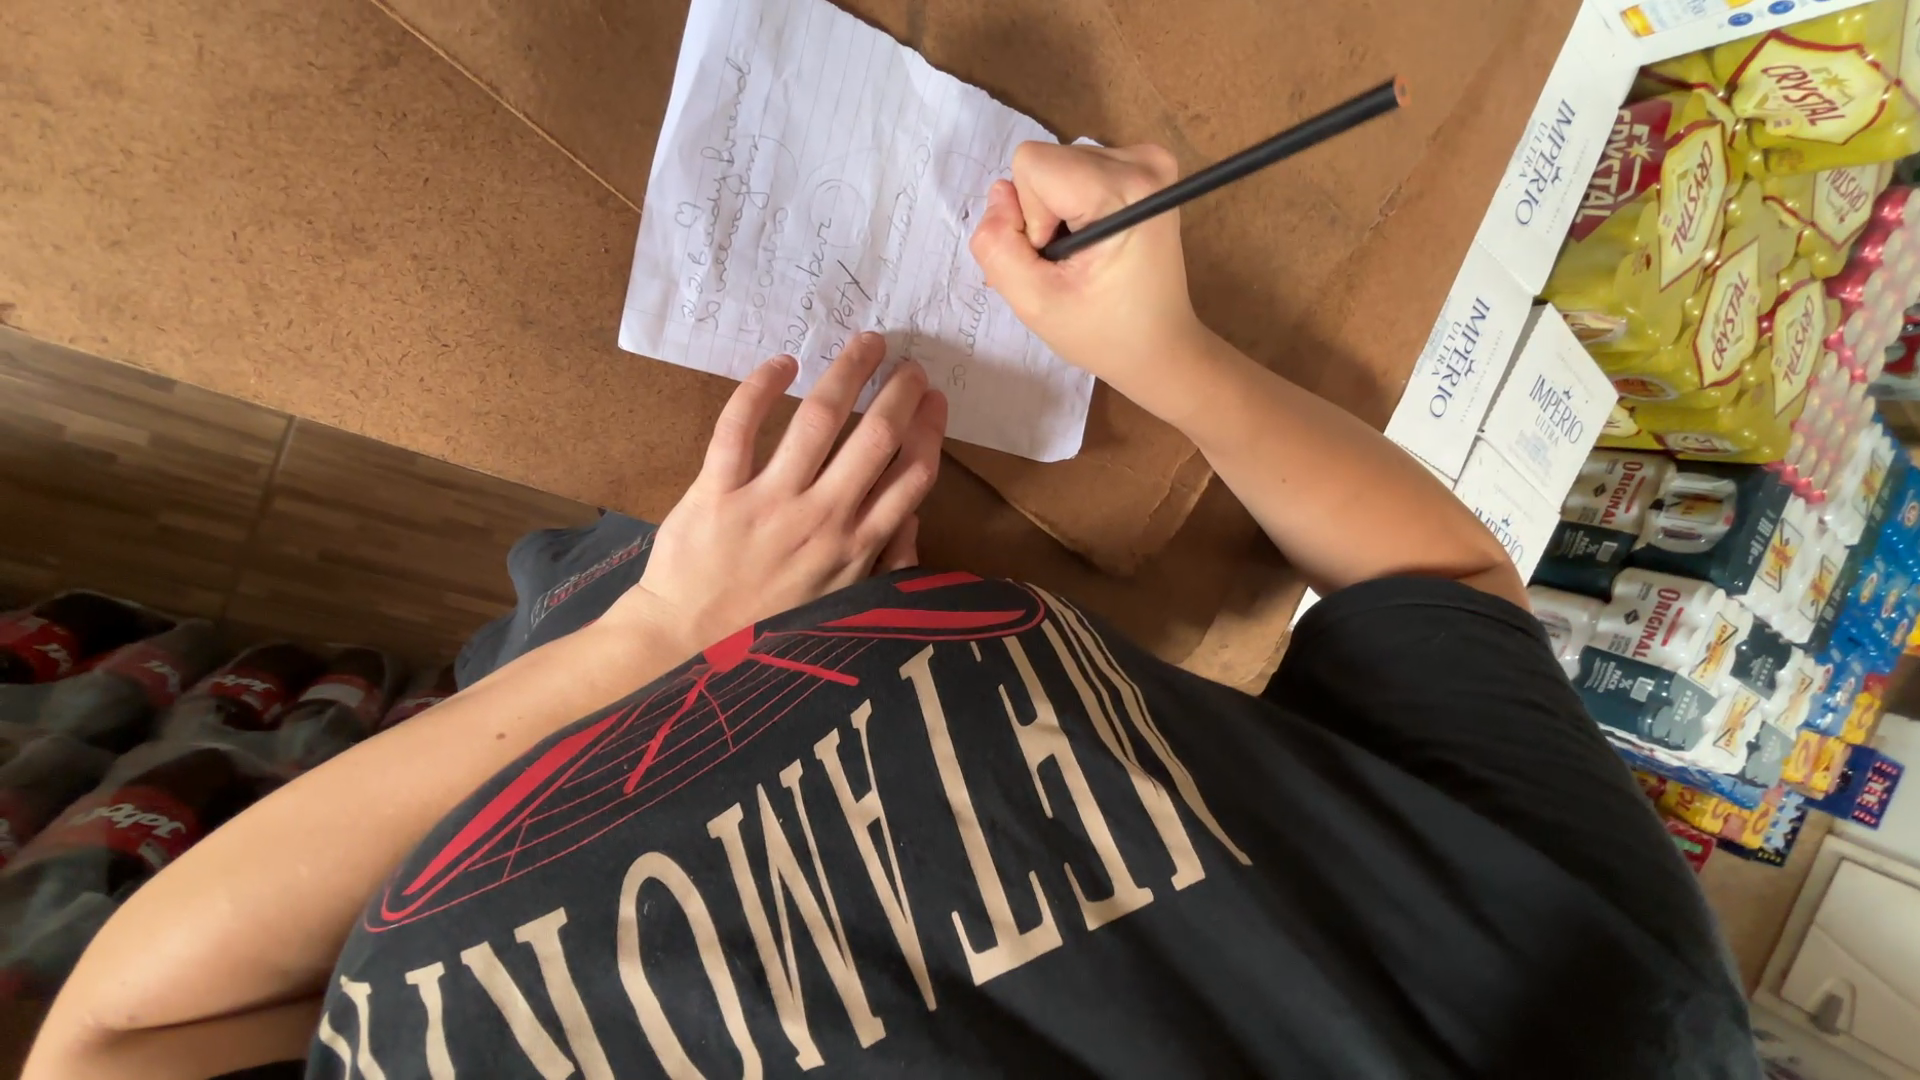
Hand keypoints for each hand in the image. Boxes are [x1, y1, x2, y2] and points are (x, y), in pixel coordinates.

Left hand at [605, 333, 947, 654]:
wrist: (689, 645)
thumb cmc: (772, 629)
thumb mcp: (846, 609)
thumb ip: (888, 566)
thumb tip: (911, 515)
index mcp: (858, 548)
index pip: (911, 476)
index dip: (930, 430)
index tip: (935, 400)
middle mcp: (823, 517)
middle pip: (876, 437)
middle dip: (901, 391)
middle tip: (909, 364)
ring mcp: (769, 501)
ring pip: (819, 419)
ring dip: (849, 373)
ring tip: (868, 343)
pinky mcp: (717, 490)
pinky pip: (739, 426)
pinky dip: (761, 387)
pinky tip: (784, 362)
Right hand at [969, 141, 1205, 398]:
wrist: (1158, 346)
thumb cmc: (1101, 333)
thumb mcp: (1034, 302)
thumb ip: (998, 246)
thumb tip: (998, 194)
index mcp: (1122, 189)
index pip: (1031, 164)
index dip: (1029, 216)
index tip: (1057, 258)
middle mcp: (1140, 161)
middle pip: (1046, 163)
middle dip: (1042, 214)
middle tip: (1066, 265)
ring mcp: (1147, 161)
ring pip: (1058, 166)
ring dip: (1055, 214)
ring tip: (1080, 259)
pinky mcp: (1145, 169)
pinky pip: (1078, 171)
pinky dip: (1072, 208)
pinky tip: (1090, 245)